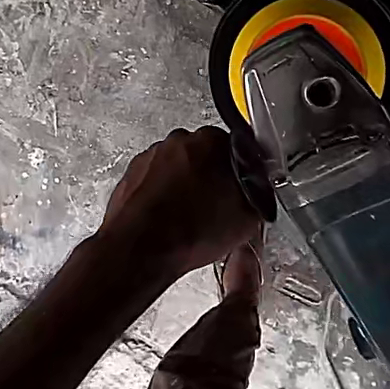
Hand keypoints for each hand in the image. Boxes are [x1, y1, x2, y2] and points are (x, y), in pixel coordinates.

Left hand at [97, 126, 261, 279]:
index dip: (240, 172)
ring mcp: (153, 155)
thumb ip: (256, 195)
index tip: (240, 188)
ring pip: (177, 166)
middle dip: (211, 176)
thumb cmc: (186, 231)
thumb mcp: (247, 218)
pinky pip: (155, 179)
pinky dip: (161, 193)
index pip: (236, 148)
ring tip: (190, 216)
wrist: (140, 247)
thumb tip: (256, 195)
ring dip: (185, 184)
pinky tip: (169, 217)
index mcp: (212, 142)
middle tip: (217, 205)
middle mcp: (179, 141)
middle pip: (204, 155)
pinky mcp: (133, 171)